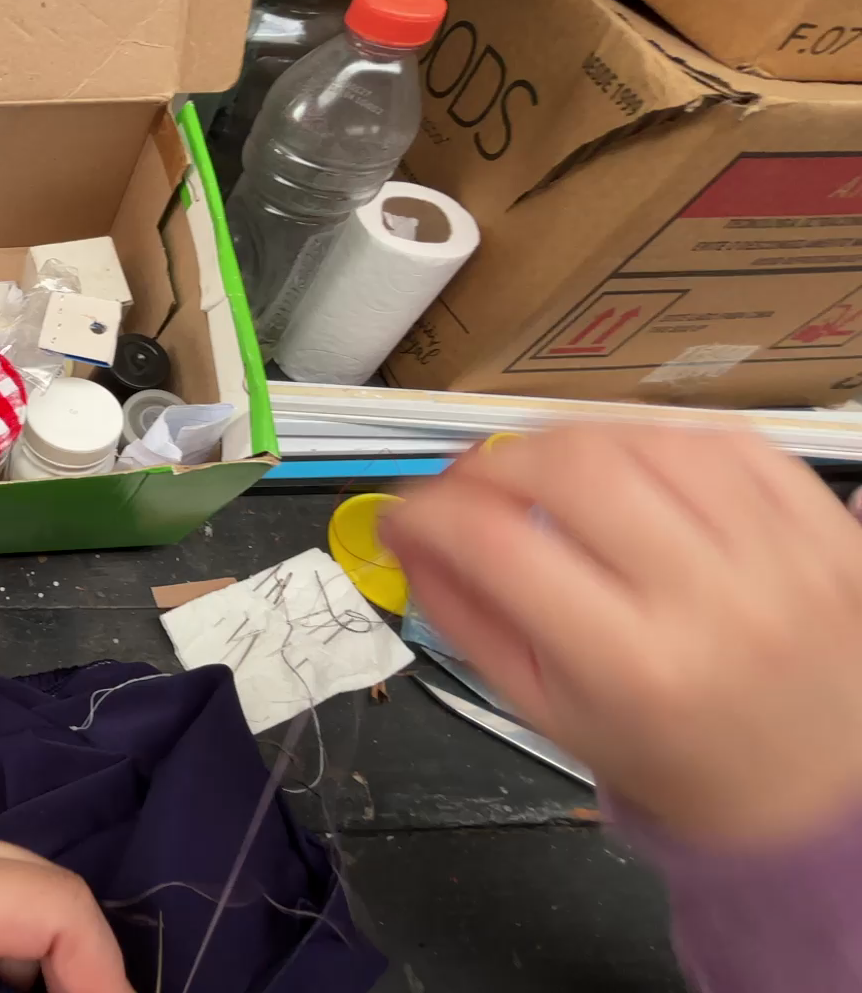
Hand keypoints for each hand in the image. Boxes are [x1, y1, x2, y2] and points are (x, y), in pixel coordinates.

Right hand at [380, 423, 861, 847]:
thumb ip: (455, 610)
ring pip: (640, 440)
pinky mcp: (826, 530)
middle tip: (464, 484)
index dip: (424, 511)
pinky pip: (718, 440)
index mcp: (628, 661)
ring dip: (558, 443)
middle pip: (570, 469)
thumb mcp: (529, 697)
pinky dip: (642, 437)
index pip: (493, 541)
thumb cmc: (654, 743)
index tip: (401, 515)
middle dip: (488, 462)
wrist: (806, 783)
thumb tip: (403, 534)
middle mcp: (715, 601)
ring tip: (534, 474)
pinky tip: (614, 468)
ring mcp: (785, 558)